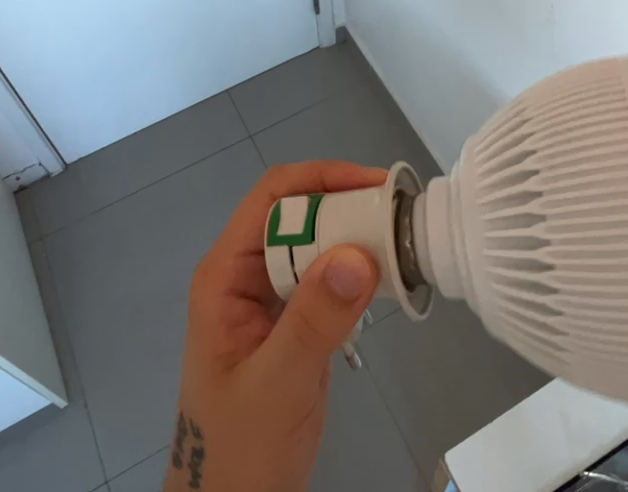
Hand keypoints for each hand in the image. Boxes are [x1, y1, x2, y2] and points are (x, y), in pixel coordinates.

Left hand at [164, 161, 384, 491]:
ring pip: (315, 247)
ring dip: (355, 240)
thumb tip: (359, 253)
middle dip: (346, 208)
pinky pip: (326, 282)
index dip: (320, 179)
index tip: (374, 186)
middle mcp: (245, 276)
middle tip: (400, 217)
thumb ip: (315, 320)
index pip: (271, 200)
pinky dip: (357, 275)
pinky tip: (389, 282)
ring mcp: (270, 301)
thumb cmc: (240, 446)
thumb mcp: (277, 383)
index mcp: (225, 275)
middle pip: (297, 217)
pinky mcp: (294, 325)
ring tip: (402, 242)